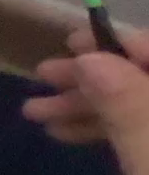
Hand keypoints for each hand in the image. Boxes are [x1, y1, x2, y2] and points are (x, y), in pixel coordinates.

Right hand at [21, 26, 148, 174]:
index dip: (132, 46)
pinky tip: (67, 132)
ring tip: (37, 112)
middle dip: (104, 77)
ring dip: (95, 104)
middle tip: (42, 78)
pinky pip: (148, 132)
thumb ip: (134, 113)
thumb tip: (96, 57)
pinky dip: (108, 128)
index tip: (72, 41)